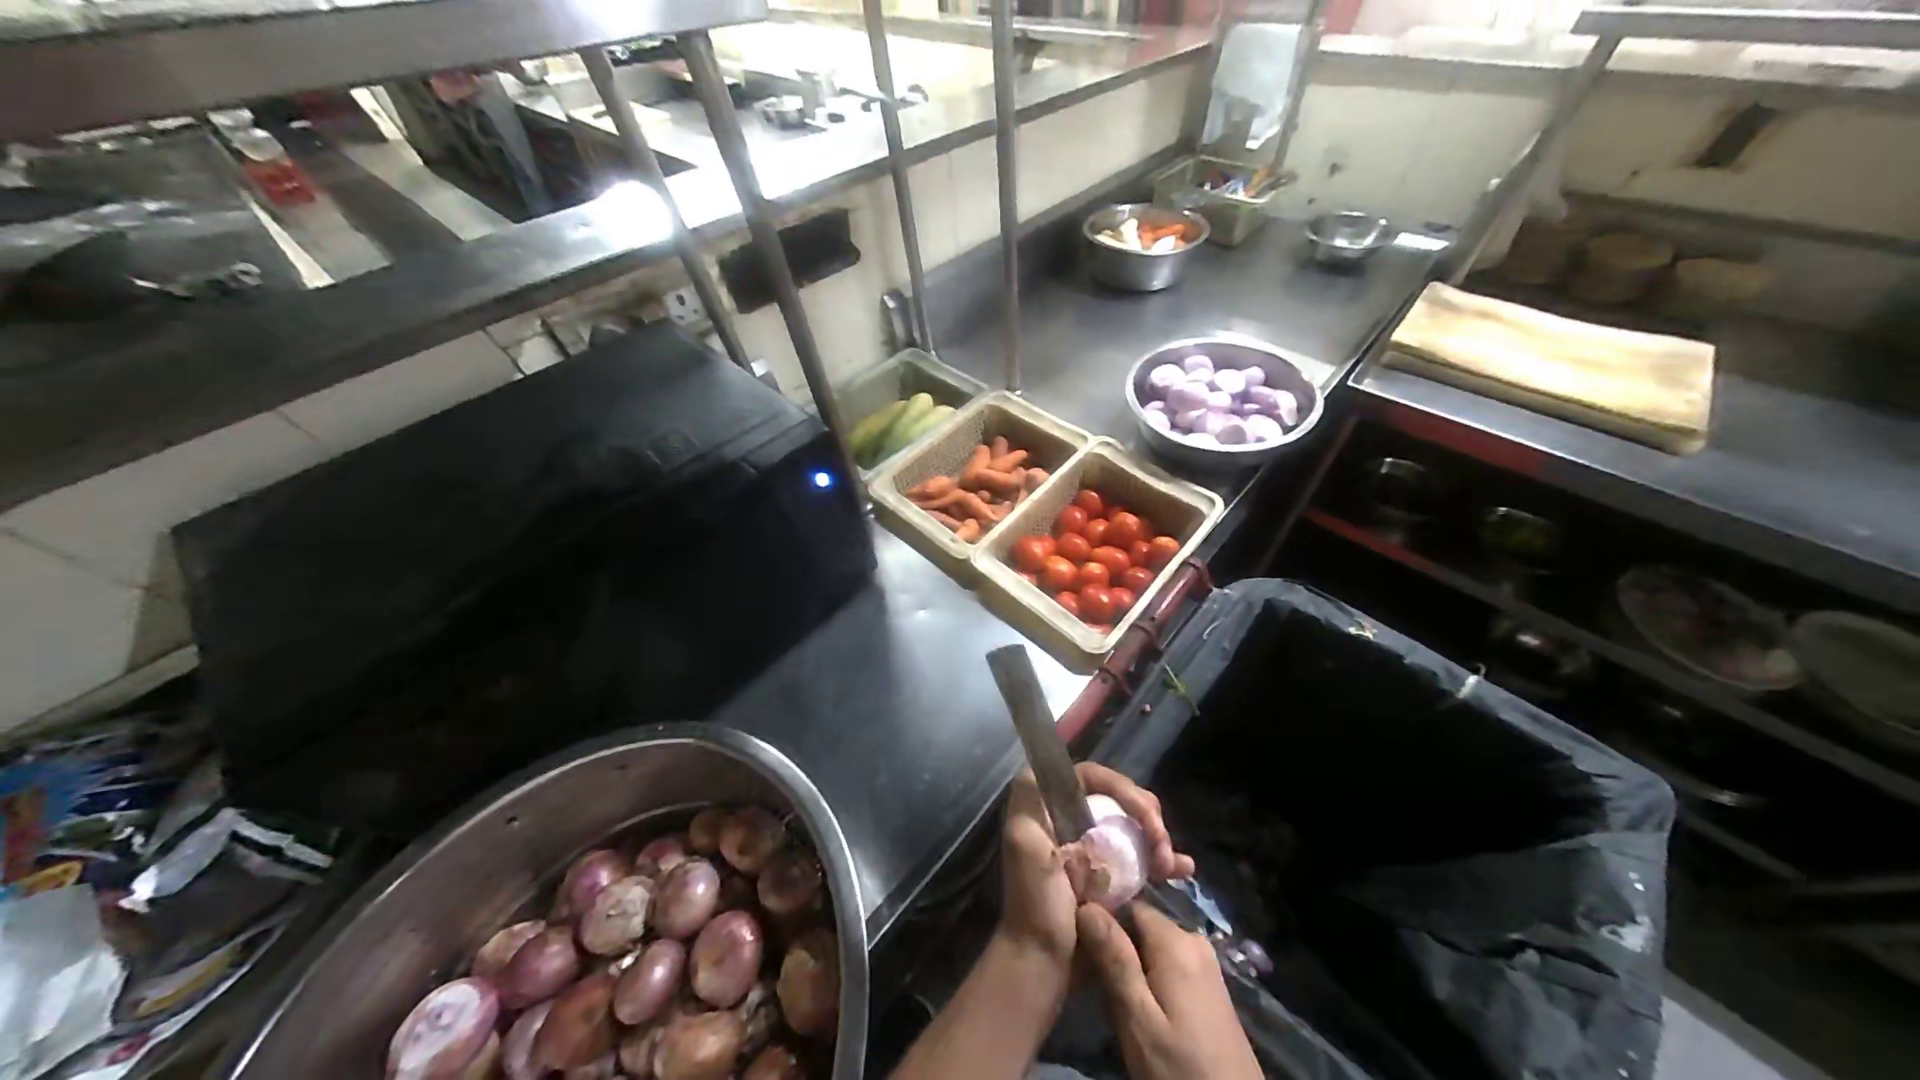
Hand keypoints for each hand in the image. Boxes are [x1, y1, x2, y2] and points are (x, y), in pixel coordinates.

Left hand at [999, 764, 1195, 966]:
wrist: (1047, 964)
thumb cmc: (1036, 903)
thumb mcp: (1026, 843)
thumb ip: (1034, 802)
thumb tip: (1050, 767)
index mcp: (1046, 807)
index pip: (1088, 776)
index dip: (1119, 786)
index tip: (1143, 812)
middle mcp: (1070, 820)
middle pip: (1117, 797)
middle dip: (1146, 815)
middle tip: (1161, 843)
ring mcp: (1094, 847)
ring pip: (1134, 823)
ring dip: (1158, 838)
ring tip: (1171, 864)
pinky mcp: (1111, 873)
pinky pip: (1142, 855)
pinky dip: (1164, 858)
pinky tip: (1183, 869)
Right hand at [1076, 902, 1260, 1079]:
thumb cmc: (1181, 1070)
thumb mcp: (1138, 1020)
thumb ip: (1114, 960)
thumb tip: (1086, 905)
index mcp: (1176, 941)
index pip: (1127, 904)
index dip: (1101, 920)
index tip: (1079, 945)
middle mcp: (1194, 941)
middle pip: (1140, 925)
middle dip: (1116, 946)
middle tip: (1092, 978)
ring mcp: (1207, 966)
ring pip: (1153, 947)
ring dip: (1131, 965)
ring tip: (1110, 995)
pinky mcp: (1211, 989)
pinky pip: (1169, 965)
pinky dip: (1150, 978)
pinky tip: (1140, 1008)